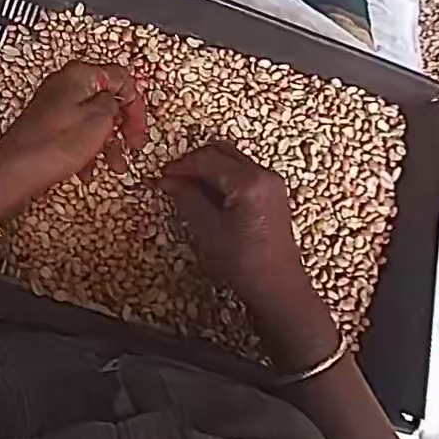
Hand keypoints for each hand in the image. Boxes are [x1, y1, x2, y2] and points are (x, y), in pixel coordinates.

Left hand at [0, 61, 147, 217]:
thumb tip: (115, 100)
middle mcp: (65, 85)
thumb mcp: (99, 120)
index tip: (138, 130)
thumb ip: (114, 103)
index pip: (122, 78)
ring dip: (107, 143)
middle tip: (131, 148)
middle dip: (122, 126)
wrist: (13, 173)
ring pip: (92, 119)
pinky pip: (76, 133)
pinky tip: (88, 172)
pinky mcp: (46, 126)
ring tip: (114, 167)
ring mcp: (54, 106)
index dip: (135, 106)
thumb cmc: (54, 146)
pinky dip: (87, 150)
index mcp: (80, 75)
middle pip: (107, 99)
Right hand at [159, 142, 338, 371]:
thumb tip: (168, 180)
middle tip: (172, 179)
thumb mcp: (208, 229)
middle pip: (221, 151)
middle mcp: (264, 175)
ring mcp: (271, 182)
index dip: (180, 165)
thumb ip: (187, 198)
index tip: (162, 176)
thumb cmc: (243, 262)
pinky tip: (207, 196)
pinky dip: (221, 177)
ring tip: (186, 189)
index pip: (207, 158)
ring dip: (207, 168)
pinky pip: (241, 172)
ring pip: (231, 159)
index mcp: (250, 182)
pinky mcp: (272, 192)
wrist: (277, 286)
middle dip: (194, 161)